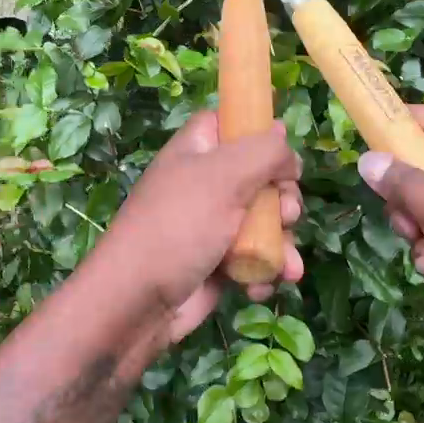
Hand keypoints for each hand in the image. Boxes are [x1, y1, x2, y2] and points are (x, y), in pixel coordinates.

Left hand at [89, 112, 303, 342]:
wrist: (138, 301)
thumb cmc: (178, 226)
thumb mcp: (223, 176)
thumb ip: (263, 152)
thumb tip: (285, 143)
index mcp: (197, 149)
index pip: (231, 122)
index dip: (260, 133)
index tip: (283, 154)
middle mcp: (205, 182)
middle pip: (261, 175)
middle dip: (283, 199)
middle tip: (285, 214)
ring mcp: (212, 223)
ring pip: (265, 221)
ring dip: (282, 243)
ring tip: (284, 264)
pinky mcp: (219, 262)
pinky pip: (255, 258)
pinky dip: (265, 271)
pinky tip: (262, 285)